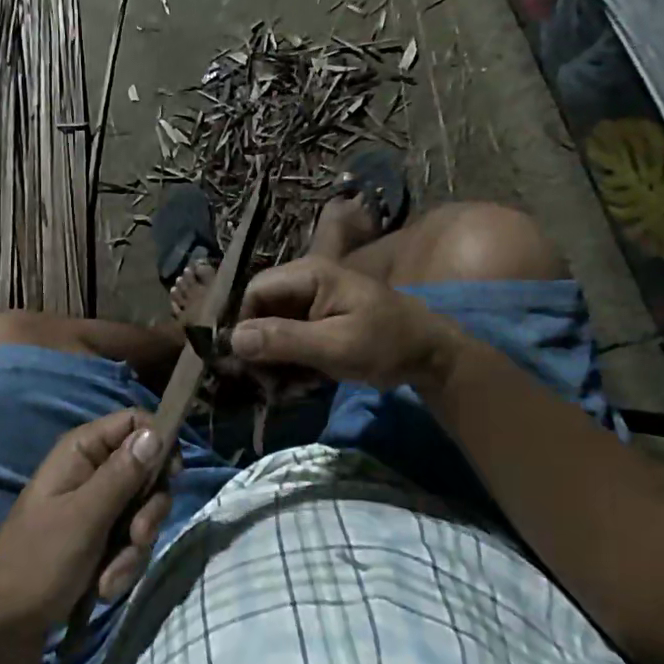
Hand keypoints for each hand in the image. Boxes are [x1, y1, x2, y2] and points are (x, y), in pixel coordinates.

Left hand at [0, 409, 174, 634]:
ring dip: (134, 547)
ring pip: (143, 511)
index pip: (133, 422)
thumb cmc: (37, 562)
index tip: (173, 475)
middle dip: (147, 510)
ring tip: (109, 577)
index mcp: (81, 451)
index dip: (158, 442)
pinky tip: (103, 587)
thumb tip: (156, 433)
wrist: (4, 630)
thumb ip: (122, 475)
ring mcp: (96, 506)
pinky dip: (123, 565)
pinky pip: (131, 540)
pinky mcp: (100, 538)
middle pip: (146, 470)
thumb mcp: (83, 518)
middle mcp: (92, 471)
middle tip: (137, 537)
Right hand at [228, 256, 462, 391]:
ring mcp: (312, 303)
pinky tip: (304, 384)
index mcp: (309, 274)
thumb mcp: (335, 345)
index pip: (255, 291)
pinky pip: (290, 340)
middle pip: (262, 310)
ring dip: (276, 361)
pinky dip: (291, 363)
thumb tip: (233, 339)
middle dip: (261, 348)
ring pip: (273, 329)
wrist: (430, 356)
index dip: (245, 324)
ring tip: (290, 388)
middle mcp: (305, 283)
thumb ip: (285, 340)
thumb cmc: (387, 343)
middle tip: (270, 384)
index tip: (248, 362)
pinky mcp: (318, 323)